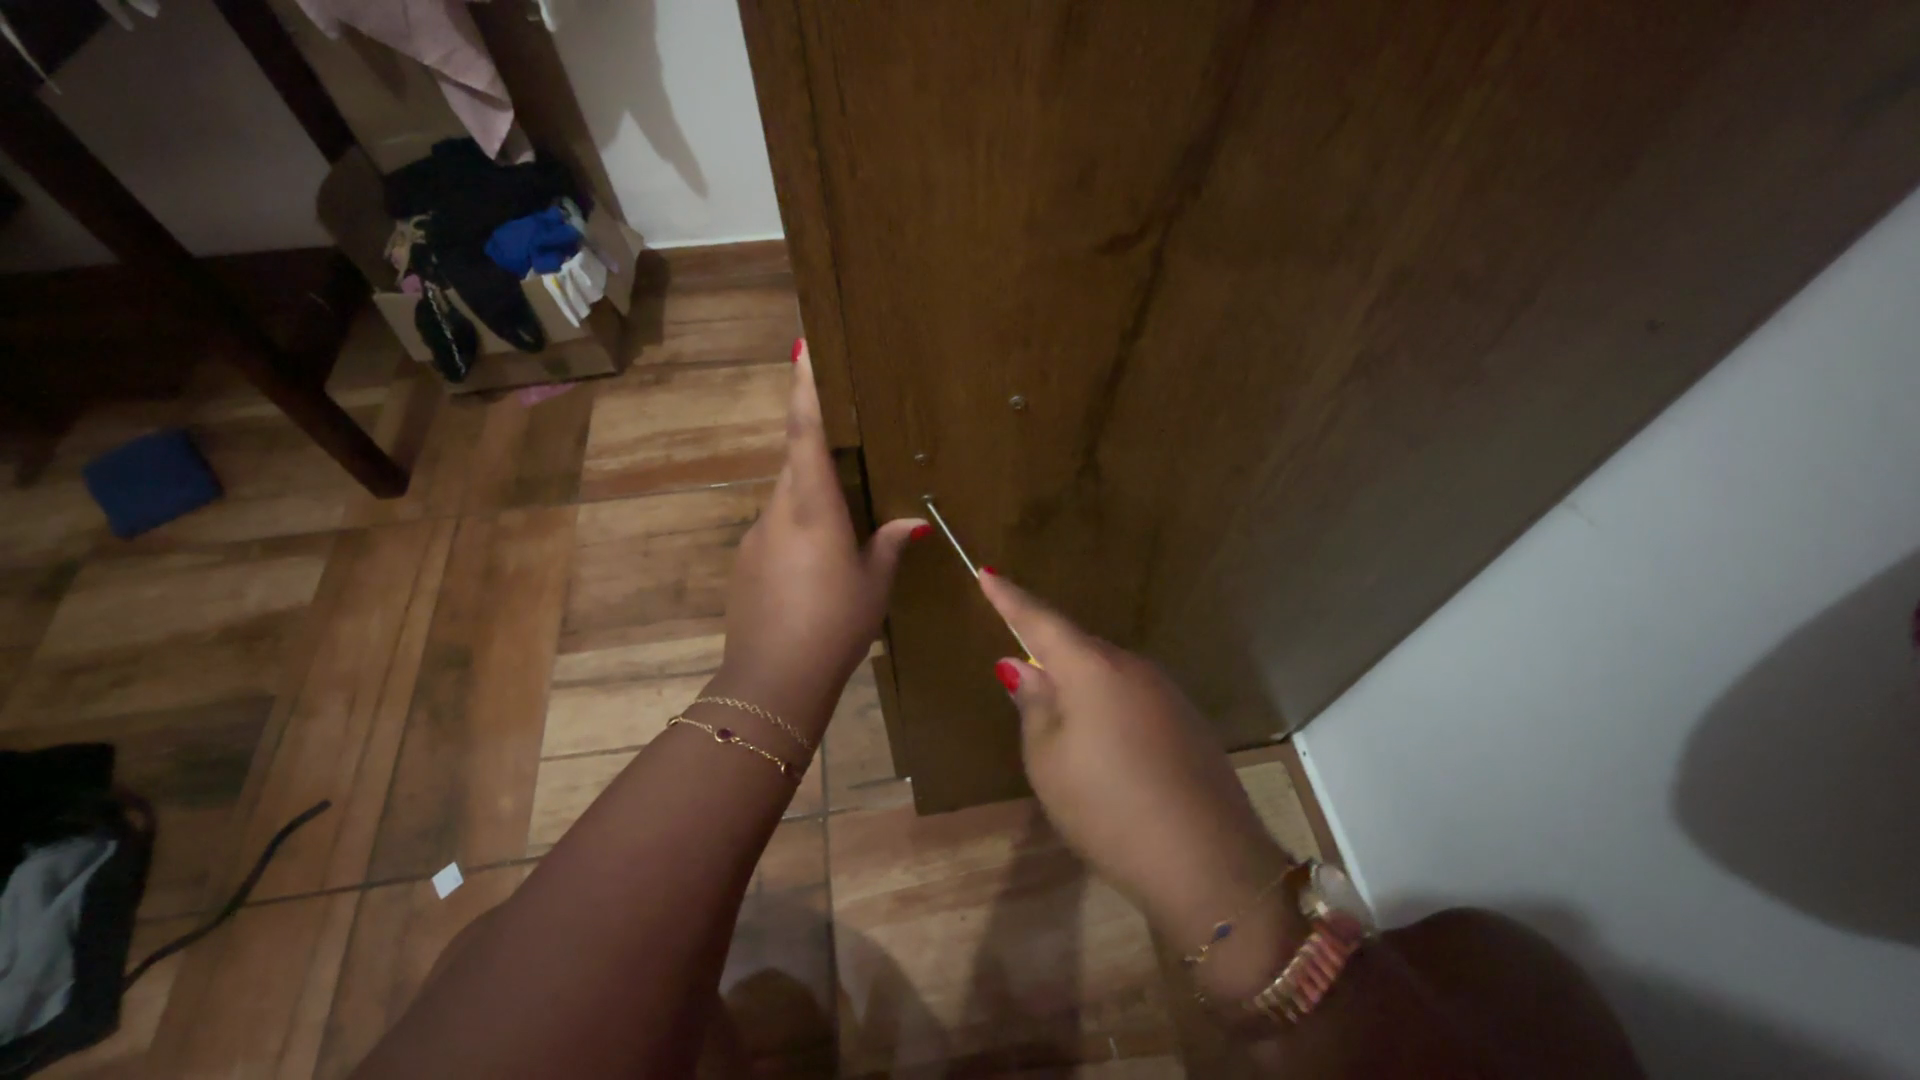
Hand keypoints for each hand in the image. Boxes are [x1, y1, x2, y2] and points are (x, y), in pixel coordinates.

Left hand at [714, 341, 924, 732]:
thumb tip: (912, 523)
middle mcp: (778, 511)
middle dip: (815, 447)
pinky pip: (776, 529)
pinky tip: (815, 568)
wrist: (772, 680)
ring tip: (841, 526)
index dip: (806, 390)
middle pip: (795, 462)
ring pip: (785, 499)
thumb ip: (888, 546)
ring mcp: (755, 537)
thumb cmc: (834, 625)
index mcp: (813, 508)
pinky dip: (797, 531)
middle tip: (846, 446)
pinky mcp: (745, 562)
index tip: (801, 349)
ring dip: (810, 497)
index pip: (806, 435)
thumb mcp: (873, 585)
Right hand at [980, 572, 1297, 992]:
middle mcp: (1134, 668)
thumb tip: (1023, 666)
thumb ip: (1034, 706)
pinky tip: (1106, 750)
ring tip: (1061, 729)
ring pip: (1108, 675)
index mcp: (1093, 669)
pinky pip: (1133, 699)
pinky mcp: (1188, 723)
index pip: (1041, 621)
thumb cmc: (1108, 809)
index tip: (986, 574)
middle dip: (1048, 655)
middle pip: (1079, 648)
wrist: (1208, 863)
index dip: (1010, 599)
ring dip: (1080, 688)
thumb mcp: (1049, 762)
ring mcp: (1168, 694)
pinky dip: (1109, 709)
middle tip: (1019, 675)